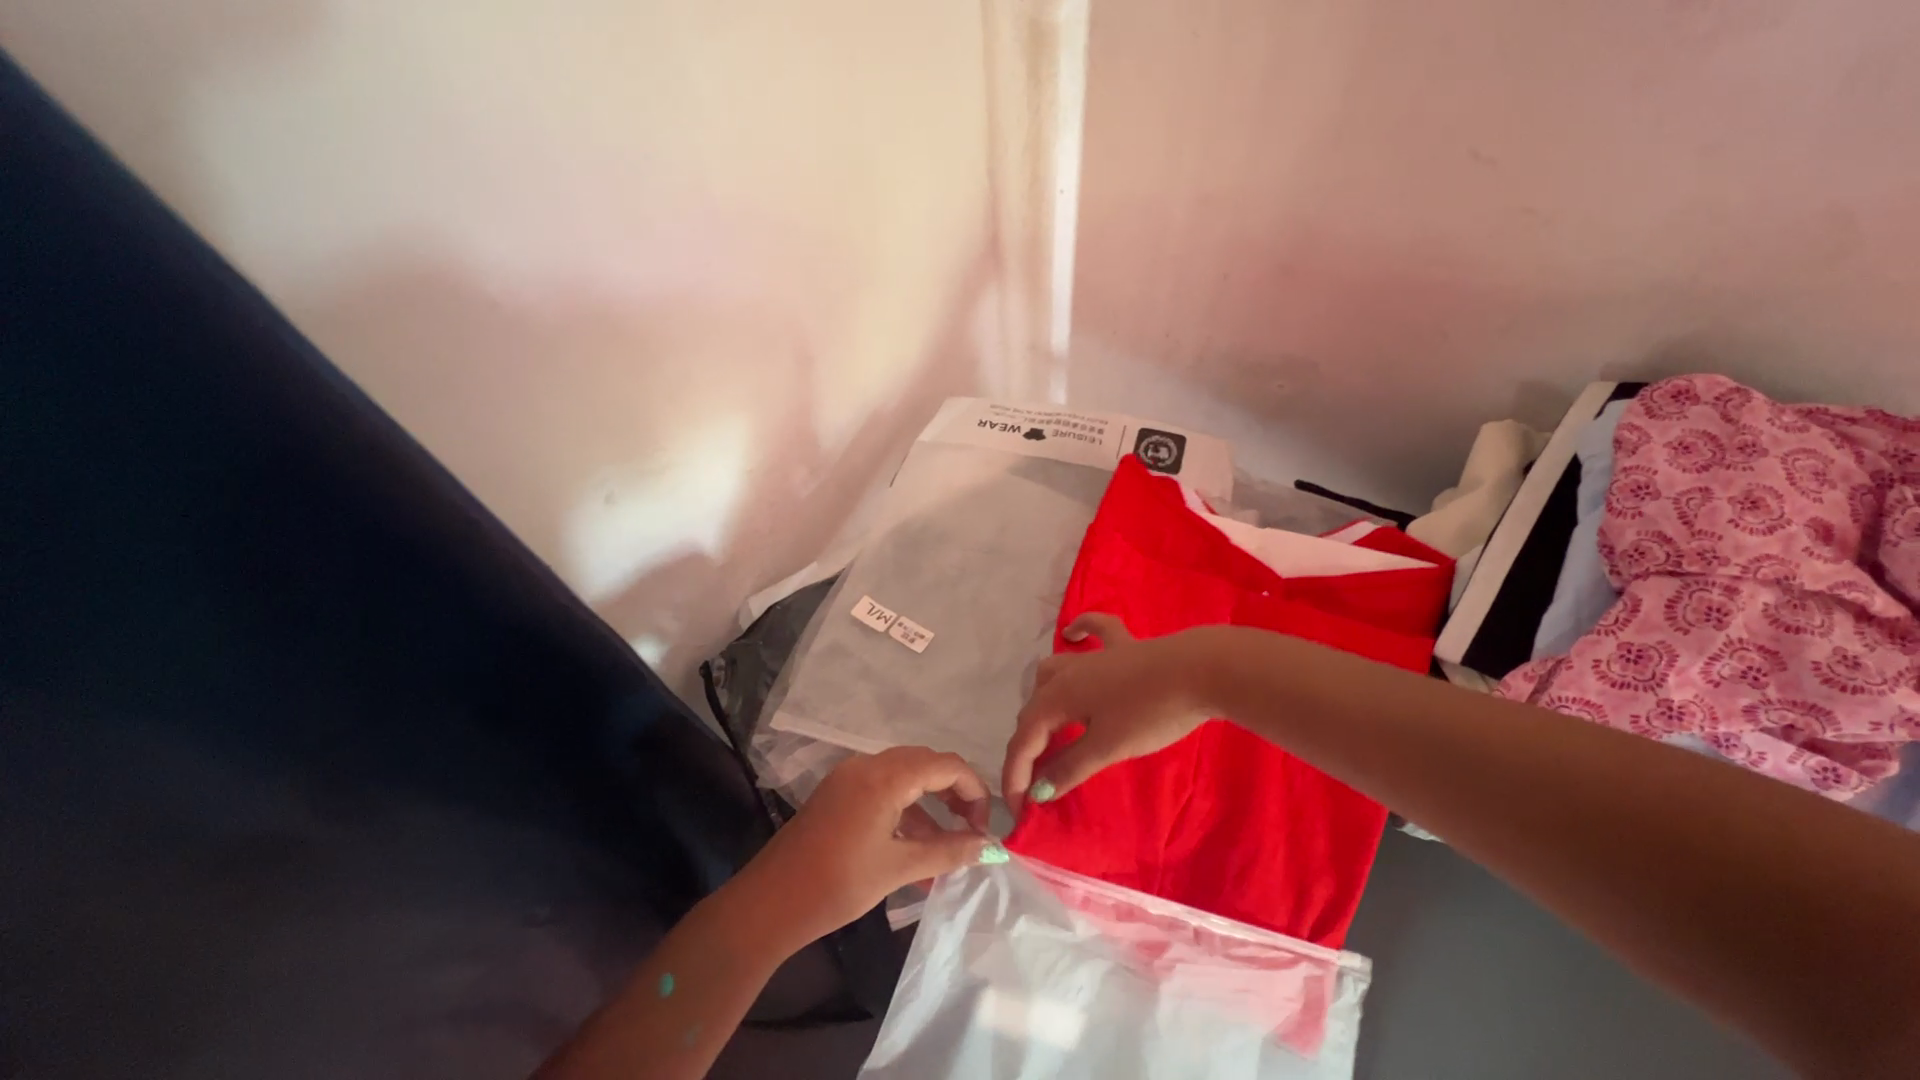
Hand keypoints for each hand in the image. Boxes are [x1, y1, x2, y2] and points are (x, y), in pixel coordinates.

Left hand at [735, 746, 991, 952]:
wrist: (769, 903)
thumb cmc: (838, 883)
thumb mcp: (898, 868)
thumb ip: (947, 852)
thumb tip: (988, 846)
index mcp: (885, 776)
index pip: (945, 764)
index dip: (973, 790)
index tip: (984, 827)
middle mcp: (867, 766)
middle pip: (925, 764)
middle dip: (954, 793)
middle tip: (971, 830)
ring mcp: (848, 778)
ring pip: (903, 777)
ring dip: (929, 805)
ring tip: (948, 846)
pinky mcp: (836, 795)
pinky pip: (881, 790)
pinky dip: (904, 812)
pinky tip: (915, 848)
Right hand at [1003, 613, 1220, 814]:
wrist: (1201, 671)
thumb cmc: (1150, 713)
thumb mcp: (1107, 747)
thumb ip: (1070, 767)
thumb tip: (1038, 789)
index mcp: (1056, 697)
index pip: (1023, 740)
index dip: (1015, 776)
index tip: (1018, 812)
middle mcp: (1067, 673)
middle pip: (1033, 710)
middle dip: (1028, 748)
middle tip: (1038, 784)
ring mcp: (1096, 656)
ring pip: (1053, 673)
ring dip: (1042, 701)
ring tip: (1049, 729)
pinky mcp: (1124, 648)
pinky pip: (1094, 634)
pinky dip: (1080, 634)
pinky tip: (1073, 636)